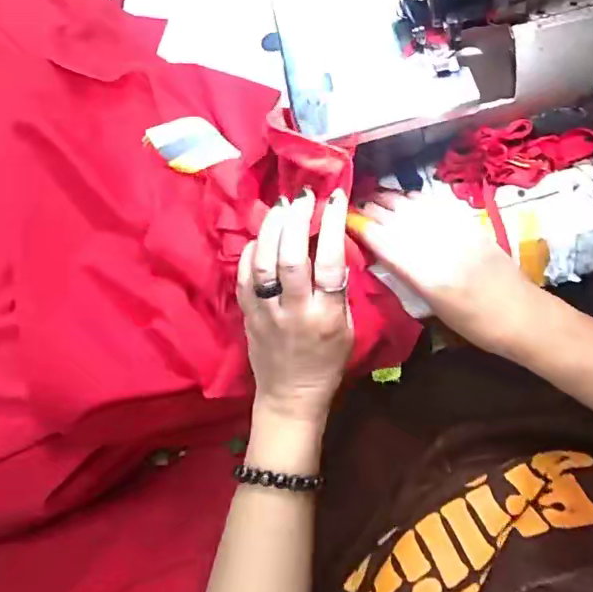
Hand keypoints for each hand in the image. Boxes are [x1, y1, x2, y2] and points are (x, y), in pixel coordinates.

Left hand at [237, 189, 355, 425]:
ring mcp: (265, 311)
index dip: (331, 224)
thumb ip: (338, 289)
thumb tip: (330, 244)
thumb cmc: (327, 361)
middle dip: (296, 219)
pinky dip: (251, 250)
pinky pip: (243, 275)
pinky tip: (261, 233)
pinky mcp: (247, 313)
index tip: (334, 198)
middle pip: (290, 256)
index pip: (329, 260)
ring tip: (281, 206)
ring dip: (271, 228)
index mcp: (326, 314)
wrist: (290, 395)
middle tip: (302, 196)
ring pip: (262, 262)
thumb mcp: (348, 327)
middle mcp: (294, 309)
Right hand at [350, 190, 538, 341]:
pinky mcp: (470, 225)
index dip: (362, 227)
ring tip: (373, 196)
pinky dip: (416, 199)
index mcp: (426, 275)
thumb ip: (406, 276)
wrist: (522, 316)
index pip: (384, 242)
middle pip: (397, 220)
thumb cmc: (475, 325)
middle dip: (372, 209)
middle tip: (352, 204)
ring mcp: (456, 233)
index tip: (344, 218)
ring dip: (391, 199)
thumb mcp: (433, 307)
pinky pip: (436, 205)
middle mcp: (439, 248)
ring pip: (415, 207)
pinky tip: (406, 198)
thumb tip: (381, 253)